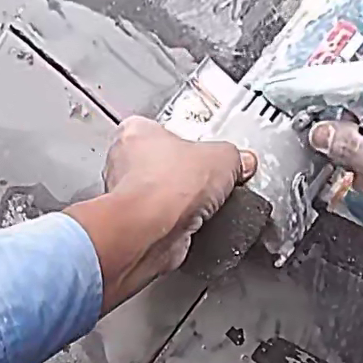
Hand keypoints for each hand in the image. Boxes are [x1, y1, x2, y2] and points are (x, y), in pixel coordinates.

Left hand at [68, 118, 255, 311]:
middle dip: (187, 176)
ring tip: (199, 206)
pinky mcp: (134, 230)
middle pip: (164, 167)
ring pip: (162, 199)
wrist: (152, 231)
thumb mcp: (223, 156)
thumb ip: (233, 157)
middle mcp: (122, 166)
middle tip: (209, 181)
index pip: (164, 131)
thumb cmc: (166, 186)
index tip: (208, 153)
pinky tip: (188, 226)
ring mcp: (126, 201)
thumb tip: (241, 163)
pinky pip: (162, 225)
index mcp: (134, 133)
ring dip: (182, 205)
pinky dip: (177, 227)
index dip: (189, 143)